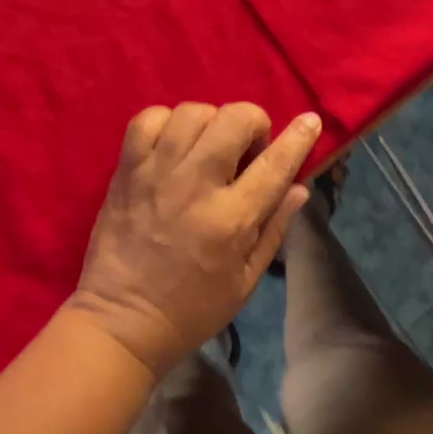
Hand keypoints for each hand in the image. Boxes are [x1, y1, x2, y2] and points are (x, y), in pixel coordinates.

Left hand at [66, 102, 321, 376]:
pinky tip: (172, 144)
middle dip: (251, 124)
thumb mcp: (245, 281)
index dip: (298, 137)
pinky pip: (147, 119)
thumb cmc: (192, 308)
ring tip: (207, 146)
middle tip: (245, 150)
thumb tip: (299, 187)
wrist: (122, 320)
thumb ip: (274, 228)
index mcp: (230, 220)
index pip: (274, 164)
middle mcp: (195, 186)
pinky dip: (165, 122)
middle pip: (233, 120)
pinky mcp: (127, 169)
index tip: (310, 121)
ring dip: (210, 121)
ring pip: (192, 112)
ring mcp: (157, 172)